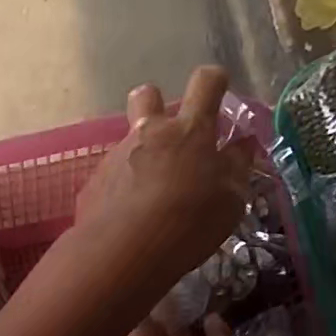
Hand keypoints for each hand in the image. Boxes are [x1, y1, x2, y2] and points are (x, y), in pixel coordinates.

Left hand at [65, 66, 257, 292]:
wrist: (122, 252)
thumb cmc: (188, 223)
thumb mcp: (229, 201)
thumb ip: (236, 168)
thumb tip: (242, 146)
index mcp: (190, 131)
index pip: (206, 83)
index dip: (215, 82)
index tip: (219, 93)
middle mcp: (149, 134)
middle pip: (148, 95)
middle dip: (158, 104)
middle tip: (170, 135)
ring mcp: (116, 157)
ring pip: (128, 142)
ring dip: (141, 158)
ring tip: (150, 196)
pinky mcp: (94, 185)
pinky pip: (110, 177)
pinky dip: (121, 190)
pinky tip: (127, 218)